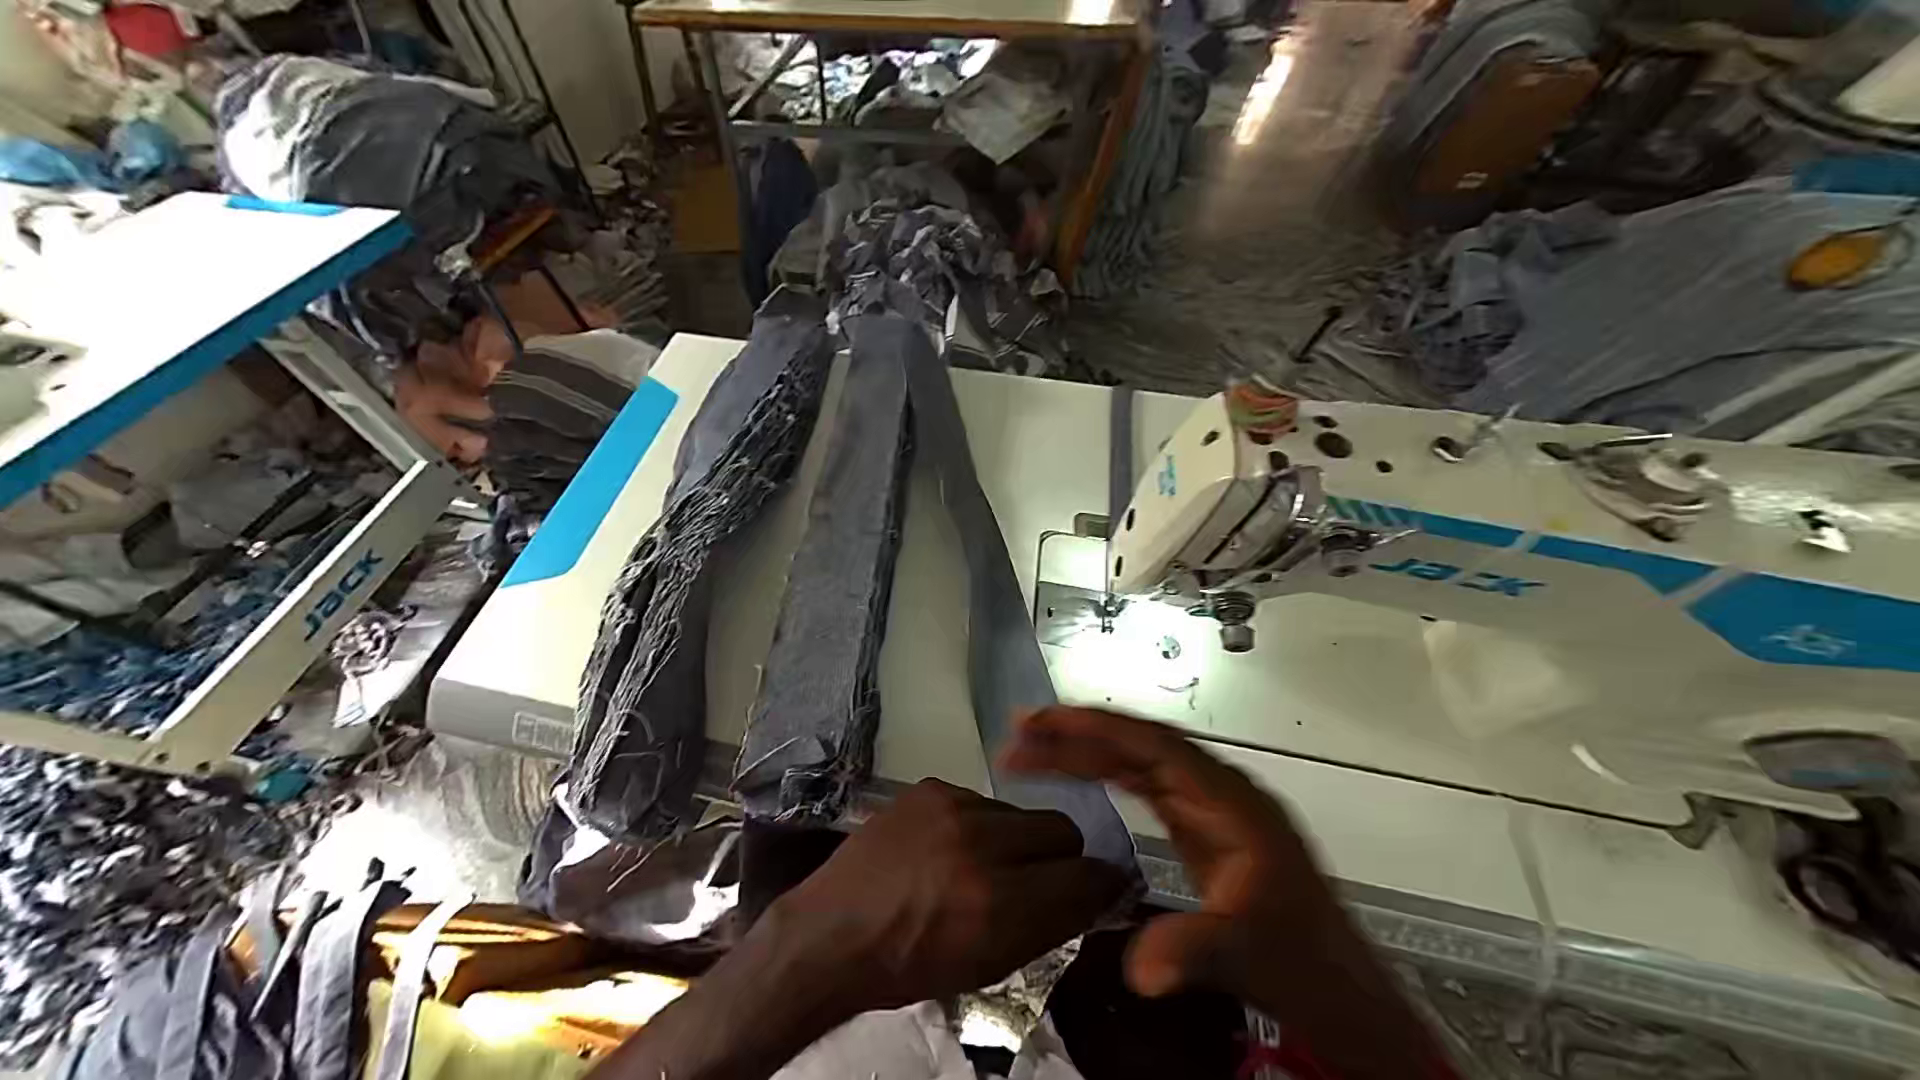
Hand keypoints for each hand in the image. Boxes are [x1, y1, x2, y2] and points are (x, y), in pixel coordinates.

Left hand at [762, 778, 1128, 1013]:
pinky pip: (981, 799)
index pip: (1086, 877)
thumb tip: (1091, 893)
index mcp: (1000, 904)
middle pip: (1063, 828)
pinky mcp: (932, 787)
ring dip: (1015, 839)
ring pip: (1021, 812)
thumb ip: (1047, 926)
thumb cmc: (910, 963)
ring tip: (982, 863)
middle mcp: (983, 845)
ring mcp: (954, 807)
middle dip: (1061, 855)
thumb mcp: (988, 966)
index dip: (1100, 884)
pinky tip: (948, 846)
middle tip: (1039, 875)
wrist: (834, 930)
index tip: (1099, 887)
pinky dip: (978, 824)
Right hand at [999, 706, 1339, 1003]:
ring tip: (1036, 744)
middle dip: (1080, 731)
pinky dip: (1103, 772)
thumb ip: (1193, 950)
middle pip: (1138, 742)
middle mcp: (1217, 791)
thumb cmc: (1305, 963)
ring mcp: (1207, 806)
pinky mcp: (1196, 824)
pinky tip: (1076, 773)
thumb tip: (1139, 967)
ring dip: (1086, 748)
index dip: (1098, 727)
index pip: (1155, 744)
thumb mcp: (1249, 955)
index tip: (1050, 720)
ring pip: (1137, 758)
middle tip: (1026, 728)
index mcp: (1231, 801)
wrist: (1334, 987)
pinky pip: (1140, 781)